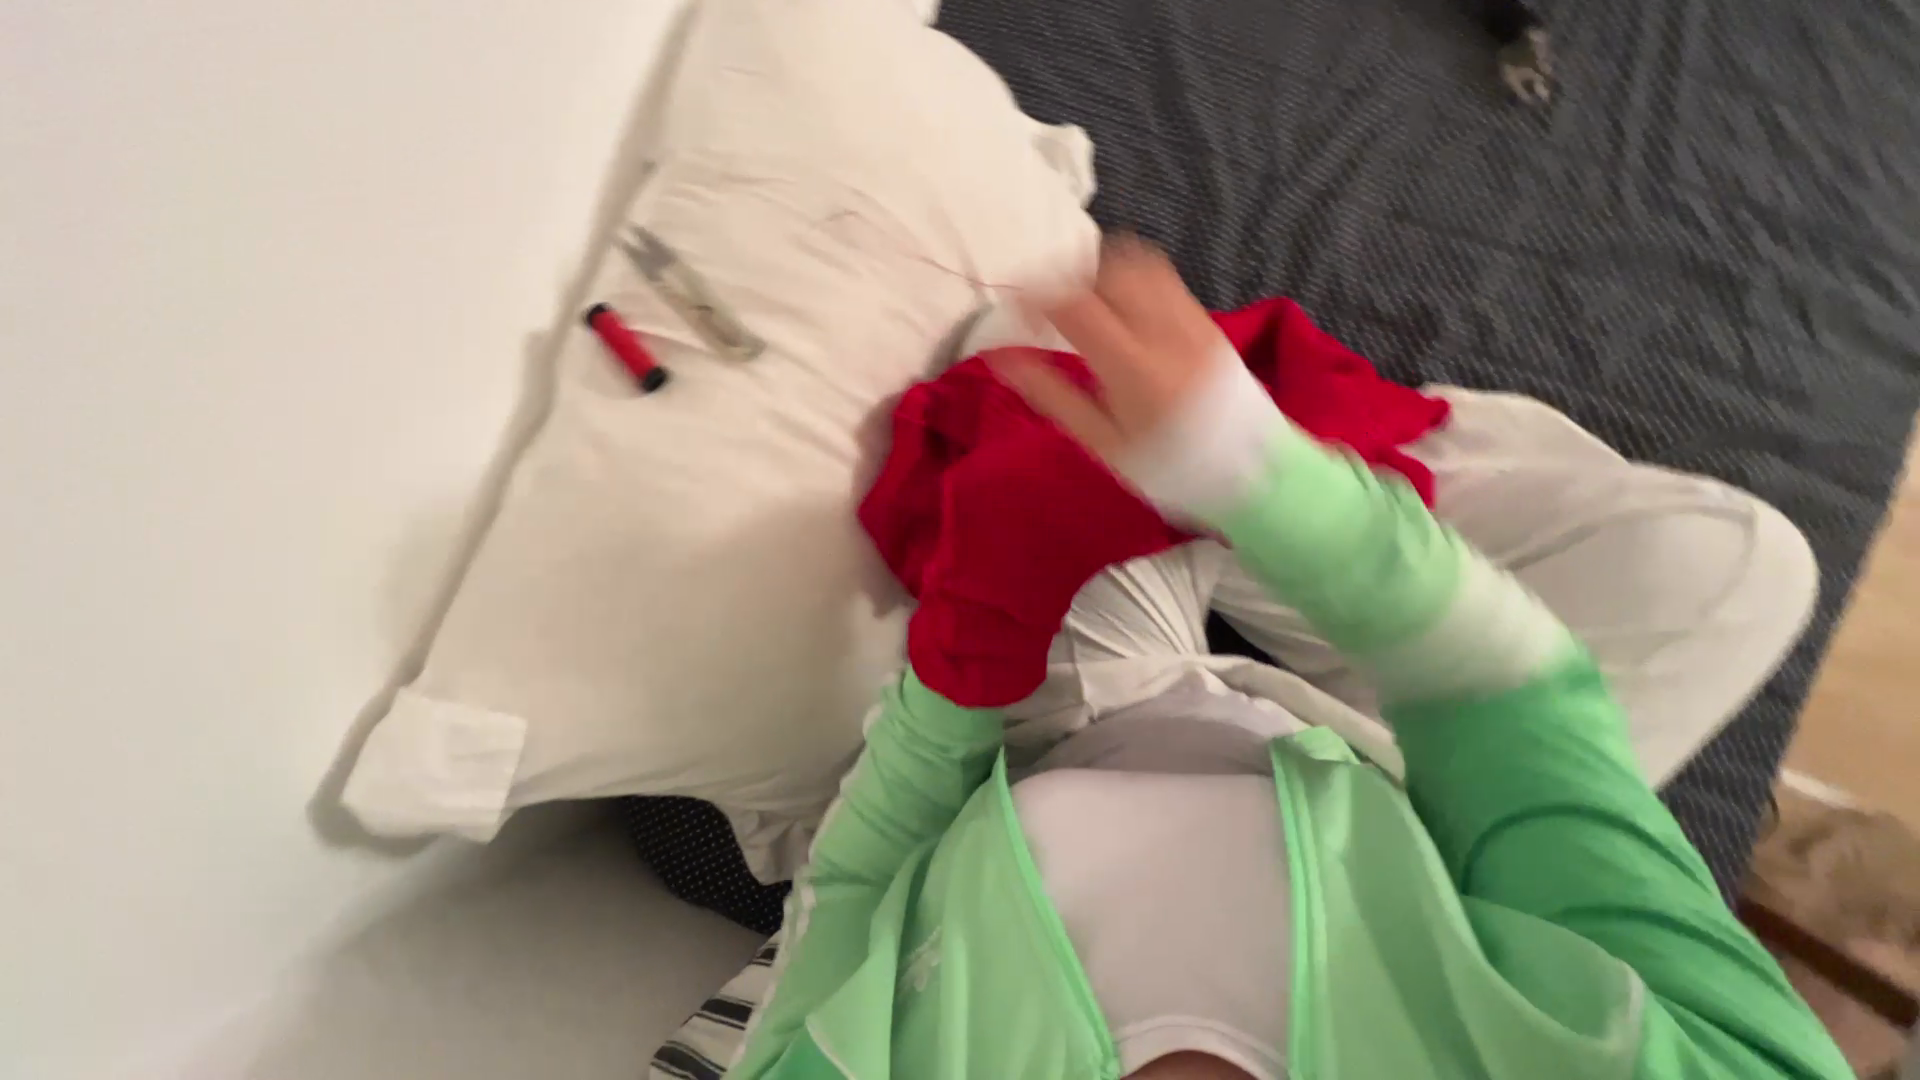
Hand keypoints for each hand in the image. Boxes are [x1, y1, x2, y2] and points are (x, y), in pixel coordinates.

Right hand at [989, 237, 1232, 471]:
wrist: (1251, 468)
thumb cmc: (1168, 466)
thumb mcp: (1102, 442)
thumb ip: (1052, 395)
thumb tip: (1002, 358)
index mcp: (1134, 368)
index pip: (1075, 305)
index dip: (1035, 296)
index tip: (1015, 310)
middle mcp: (1165, 331)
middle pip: (1108, 269)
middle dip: (1069, 276)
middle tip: (1047, 306)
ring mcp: (1191, 320)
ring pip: (1138, 262)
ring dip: (1100, 271)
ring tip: (1083, 301)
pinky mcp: (1207, 319)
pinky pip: (1163, 276)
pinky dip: (1131, 277)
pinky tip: (1120, 308)